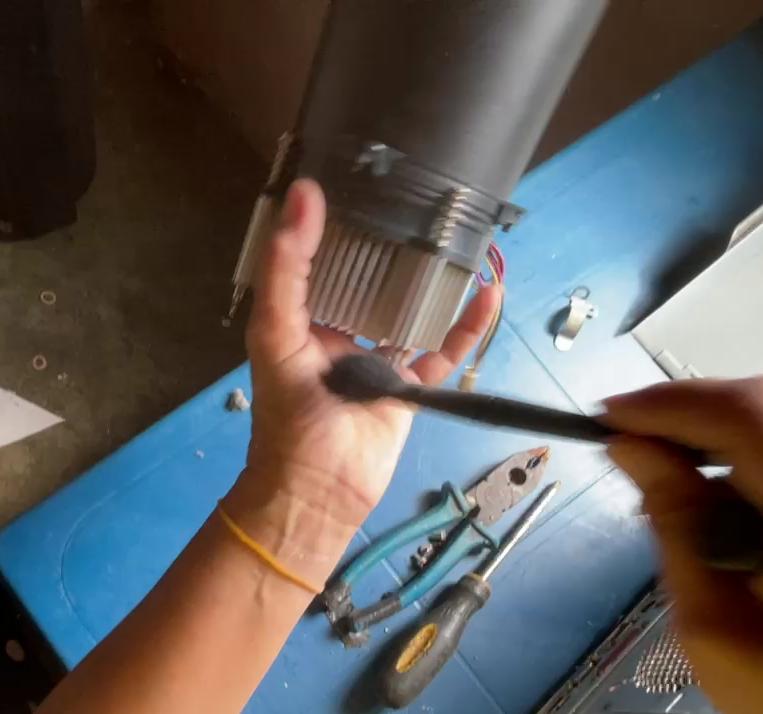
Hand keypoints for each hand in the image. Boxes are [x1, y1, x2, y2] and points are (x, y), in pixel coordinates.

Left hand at [240, 179, 501, 530]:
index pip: (325, 261)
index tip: (365, 177)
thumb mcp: (275, 333)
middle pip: (375, 282)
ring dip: (437, 282)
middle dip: (396, 246)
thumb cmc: (290, 413)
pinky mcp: (411, 388)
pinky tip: (487, 293)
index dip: (341, 223)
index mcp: (305, 320)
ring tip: (463, 237)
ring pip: (414, 312)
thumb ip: (286, 268)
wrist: (319, 488)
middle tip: (425, 199)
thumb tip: (306, 191)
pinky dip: (467, 327)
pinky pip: (443, 351)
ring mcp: (379, 362)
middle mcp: (343, 335)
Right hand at [603, 376, 762, 713]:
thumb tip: (631, 448)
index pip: (762, 424)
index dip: (675, 407)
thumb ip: (677, 527)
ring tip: (686, 489)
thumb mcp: (713, 633)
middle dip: (697, 416)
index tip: (608, 419)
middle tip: (634, 451)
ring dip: (732, 439)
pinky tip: (742, 502)